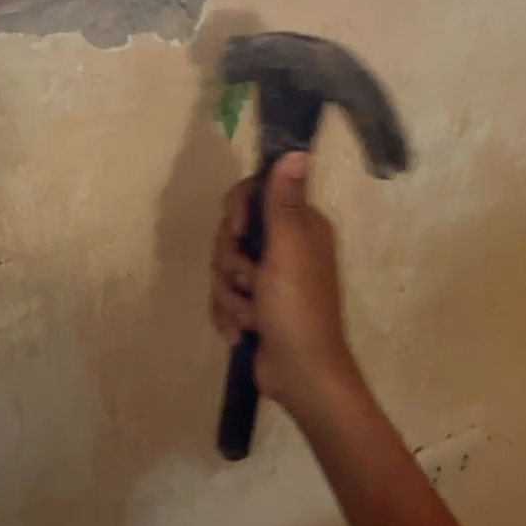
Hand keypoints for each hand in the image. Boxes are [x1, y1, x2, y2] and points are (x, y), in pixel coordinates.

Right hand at [209, 152, 363, 418]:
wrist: (301, 376)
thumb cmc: (298, 309)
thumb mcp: (288, 250)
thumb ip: (284, 200)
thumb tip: (297, 149)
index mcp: (300, 226)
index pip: (254, 193)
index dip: (237, 211)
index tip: (237, 231)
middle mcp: (285, 247)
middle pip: (232, 232)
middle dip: (230, 262)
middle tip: (247, 281)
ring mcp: (268, 278)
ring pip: (223, 266)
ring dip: (229, 294)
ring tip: (249, 316)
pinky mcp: (254, 305)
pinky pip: (223, 295)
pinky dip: (229, 314)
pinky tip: (242, 332)